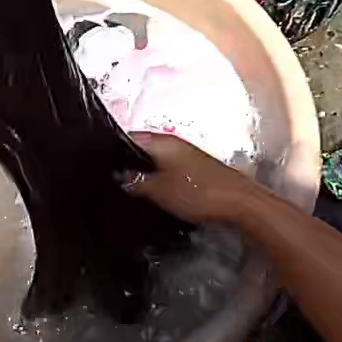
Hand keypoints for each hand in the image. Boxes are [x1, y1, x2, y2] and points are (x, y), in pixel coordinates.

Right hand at [122, 131, 269, 225]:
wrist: (238, 204)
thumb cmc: (199, 193)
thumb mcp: (159, 191)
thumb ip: (136, 182)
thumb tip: (119, 176)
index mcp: (163, 142)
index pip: (131, 137)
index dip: (114, 149)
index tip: (103, 163)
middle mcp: (175, 144)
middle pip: (144, 149)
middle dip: (129, 163)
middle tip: (114, 180)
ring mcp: (187, 156)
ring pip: (157, 161)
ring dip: (145, 173)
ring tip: (132, 189)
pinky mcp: (196, 170)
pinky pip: (169, 171)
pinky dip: (160, 179)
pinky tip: (156, 194)